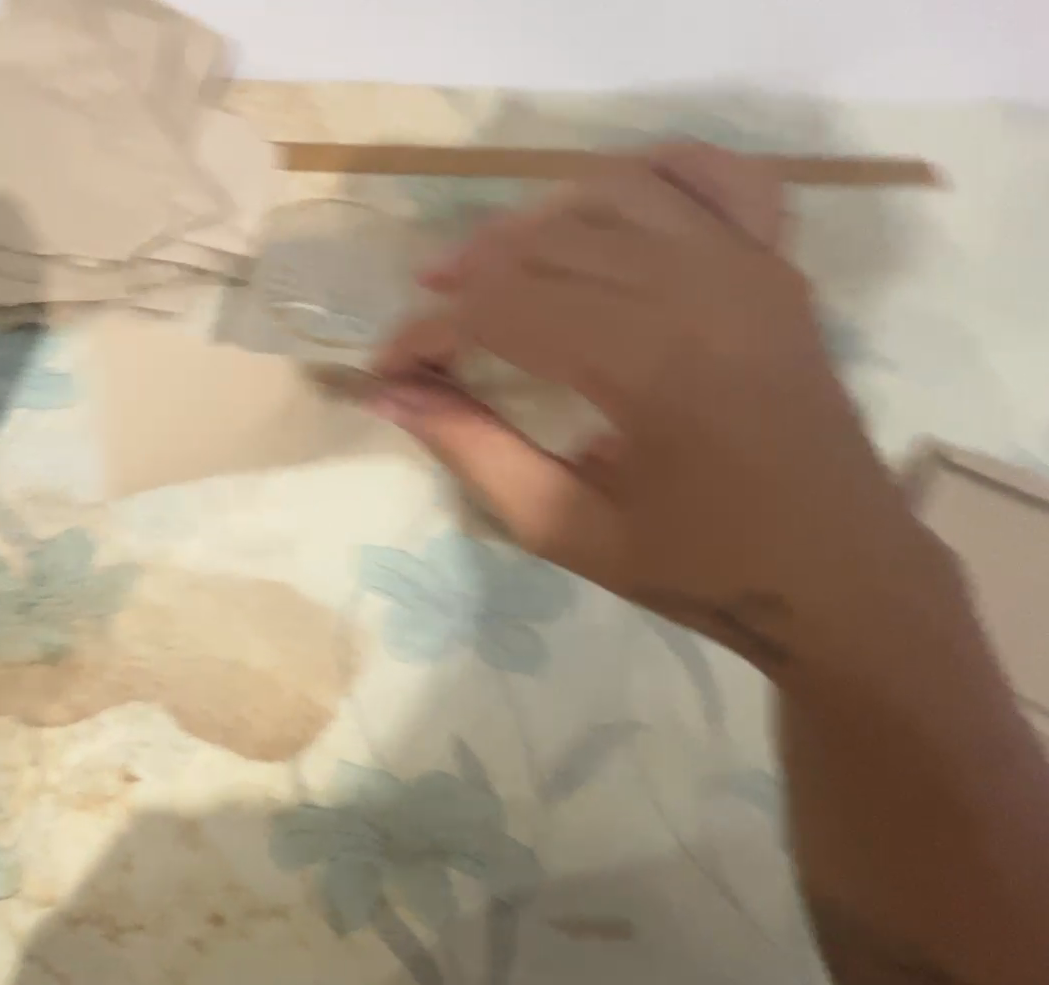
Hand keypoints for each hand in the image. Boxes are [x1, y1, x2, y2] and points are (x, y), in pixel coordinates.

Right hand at [370, 143, 949, 676]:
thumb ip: (470, 447)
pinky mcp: (778, 266)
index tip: (387, 371)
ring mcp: (751, 266)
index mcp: (647, 367)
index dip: (425, 336)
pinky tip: (597, 207)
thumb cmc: (690, 563)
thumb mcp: (556, 524)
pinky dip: (650, 173)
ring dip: (529, 225)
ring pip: (611, 194)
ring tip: (480, 270)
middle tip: (421, 336)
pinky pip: (718, 176)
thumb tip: (390, 395)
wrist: (835, 574)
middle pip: (543, 246)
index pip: (499, 312)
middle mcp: (702, 292)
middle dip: (460, 284)